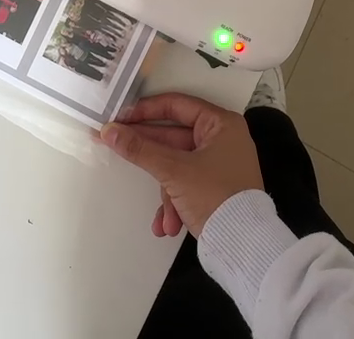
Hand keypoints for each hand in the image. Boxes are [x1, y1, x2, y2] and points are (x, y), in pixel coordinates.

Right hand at [100, 93, 264, 238]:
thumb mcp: (174, 171)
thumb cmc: (215, 196)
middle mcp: (222, 139)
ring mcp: (219, 165)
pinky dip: (176, 204)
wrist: (246, 249)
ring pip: (177, 166)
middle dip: (150, 158)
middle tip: (117, 149)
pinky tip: (168, 225)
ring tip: (161, 218)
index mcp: (220, 124)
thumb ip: (140, 149)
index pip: (175, 105)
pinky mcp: (216, 188)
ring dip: (166, 193)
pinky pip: (187, 185)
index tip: (119, 118)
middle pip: (173, 138)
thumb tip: (108, 130)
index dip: (144, 110)